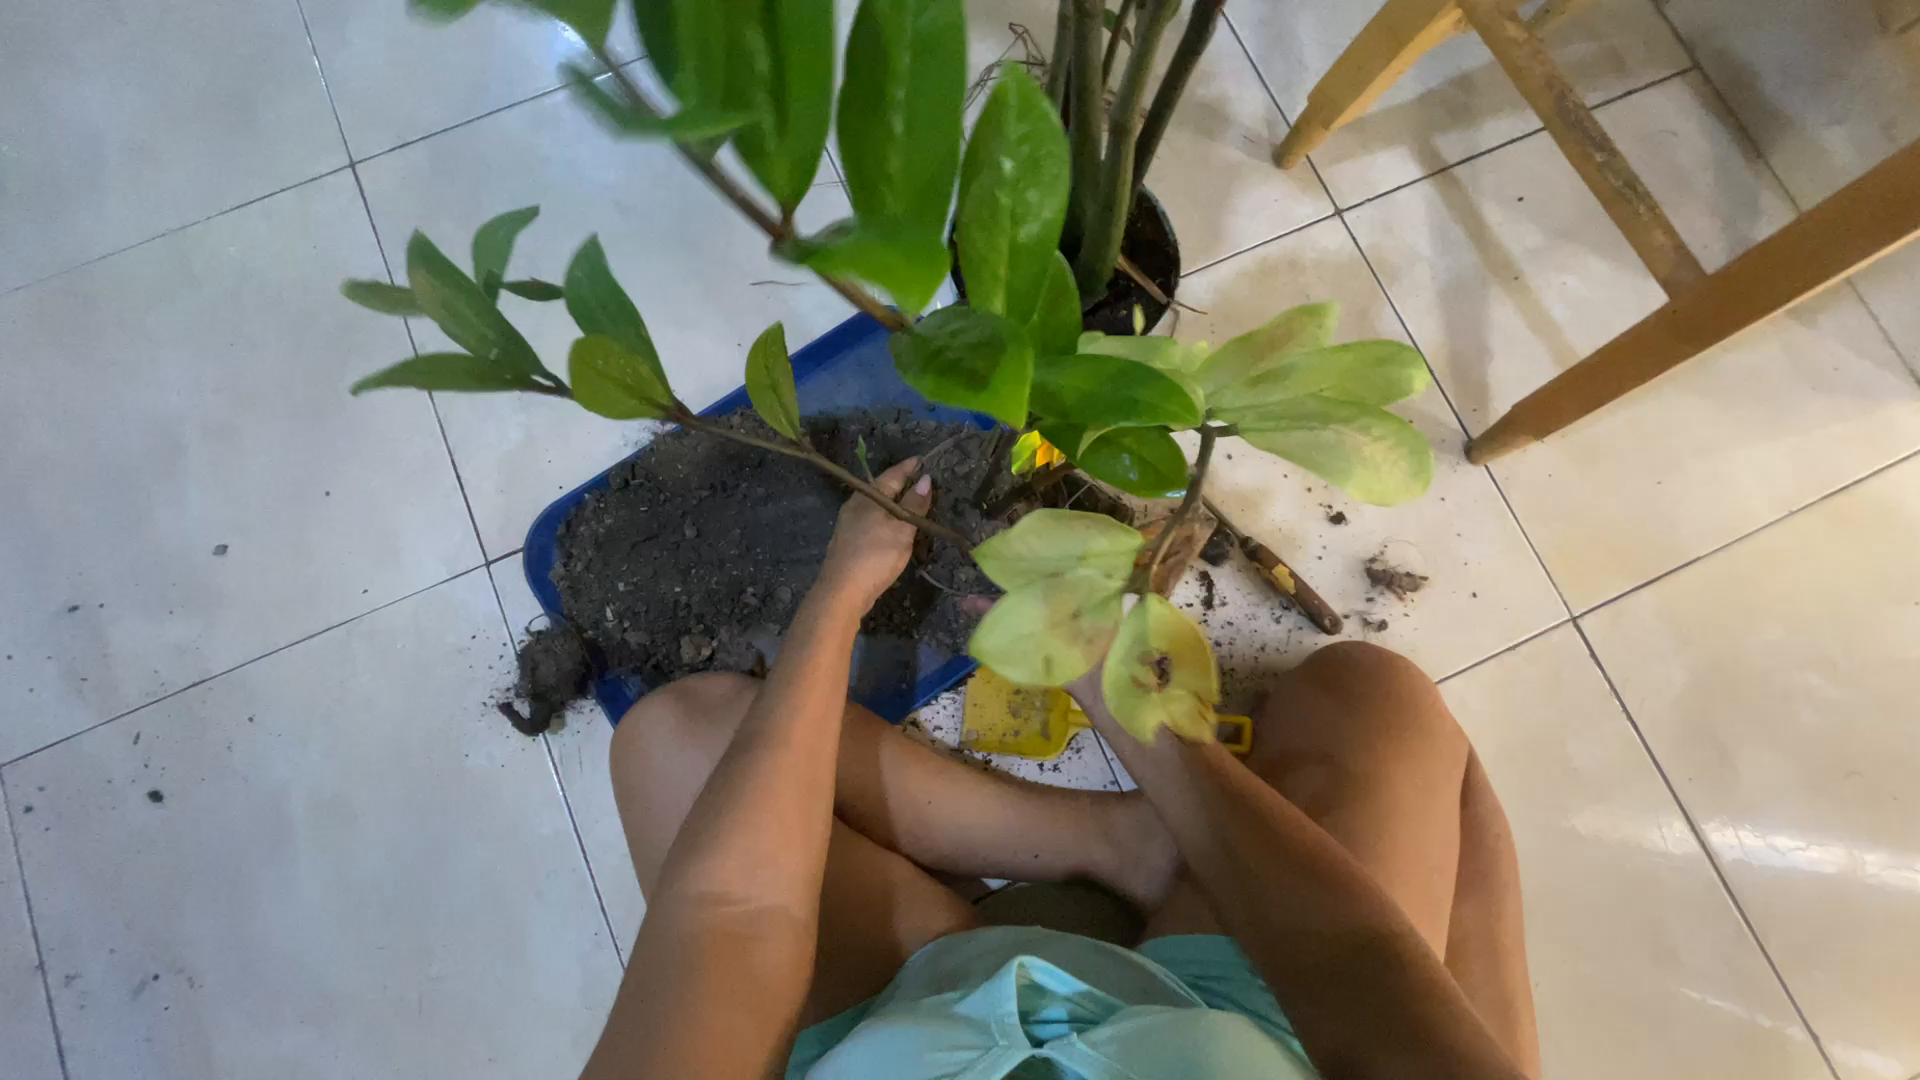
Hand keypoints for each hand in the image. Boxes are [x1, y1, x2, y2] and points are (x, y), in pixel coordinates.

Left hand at [818, 457, 932, 610]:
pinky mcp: (850, 541)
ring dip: (896, 503)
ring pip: (877, 506)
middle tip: (925, 482)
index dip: (910, 467)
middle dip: (903, 484)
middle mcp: (856, 505)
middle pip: (883, 489)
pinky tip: (896, 527)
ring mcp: (850, 524)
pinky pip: (873, 521)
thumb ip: (914, 504)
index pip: (893, 474)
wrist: (842, 591)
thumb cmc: (875, 556)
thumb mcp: (901, 529)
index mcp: (868, 497)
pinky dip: (888, 519)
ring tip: (915, 504)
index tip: (925, 460)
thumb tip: (926, 479)